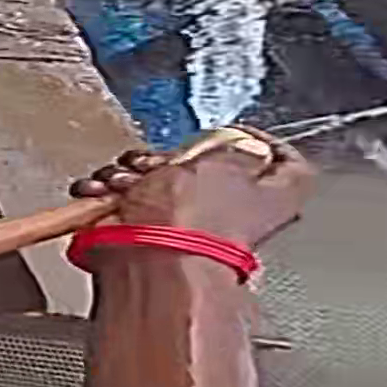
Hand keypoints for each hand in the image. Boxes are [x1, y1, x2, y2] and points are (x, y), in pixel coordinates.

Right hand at [70, 126, 314, 247]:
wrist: (144, 254)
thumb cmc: (191, 218)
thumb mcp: (221, 166)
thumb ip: (234, 149)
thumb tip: (241, 144)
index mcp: (269, 196)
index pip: (283, 162)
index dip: (260, 142)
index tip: (233, 131)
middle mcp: (228, 208)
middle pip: (198, 166)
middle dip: (165, 158)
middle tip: (154, 161)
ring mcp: (180, 217)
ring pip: (150, 177)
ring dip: (127, 174)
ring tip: (122, 182)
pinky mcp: (138, 224)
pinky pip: (115, 194)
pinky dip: (103, 190)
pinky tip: (103, 193)